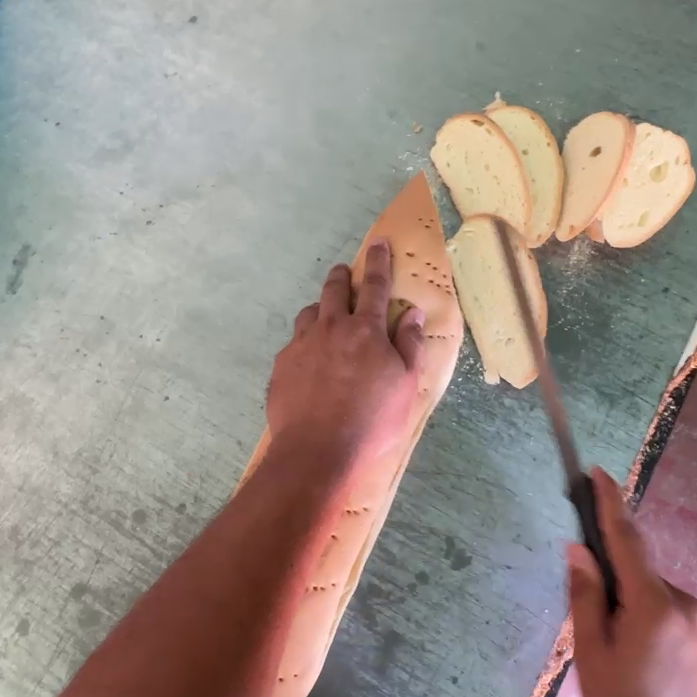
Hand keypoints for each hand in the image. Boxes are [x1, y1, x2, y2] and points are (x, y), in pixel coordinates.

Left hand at [265, 240, 425, 474]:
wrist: (316, 452)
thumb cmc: (371, 421)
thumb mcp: (406, 386)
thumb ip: (410, 346)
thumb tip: (413, 314)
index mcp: (366, 330)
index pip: (375, 286)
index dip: (378, 262)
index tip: (378, 244)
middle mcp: (331, 328)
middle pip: (334, 290)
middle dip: (341, 277)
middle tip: (344, 273)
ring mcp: (302, 345)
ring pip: (309, 313)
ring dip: (320, 308)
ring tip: (325, 317)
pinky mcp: (282, 366)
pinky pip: (294, 343)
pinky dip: (305, 342)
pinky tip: (309, 360)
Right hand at [567, 469, 696, 696]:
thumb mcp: (592, 656)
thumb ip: (586, 597)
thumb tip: (579, 551)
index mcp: (652, 602)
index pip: (627, 537)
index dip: (609, 502)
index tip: (598, 472)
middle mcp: (686, 603)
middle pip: (640, 575)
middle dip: (615, 587)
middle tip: (596, 633)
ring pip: (657, 601)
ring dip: (635, 613)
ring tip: (623, 664)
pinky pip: (674, 620)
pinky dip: (654, 629)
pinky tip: (647, 672)